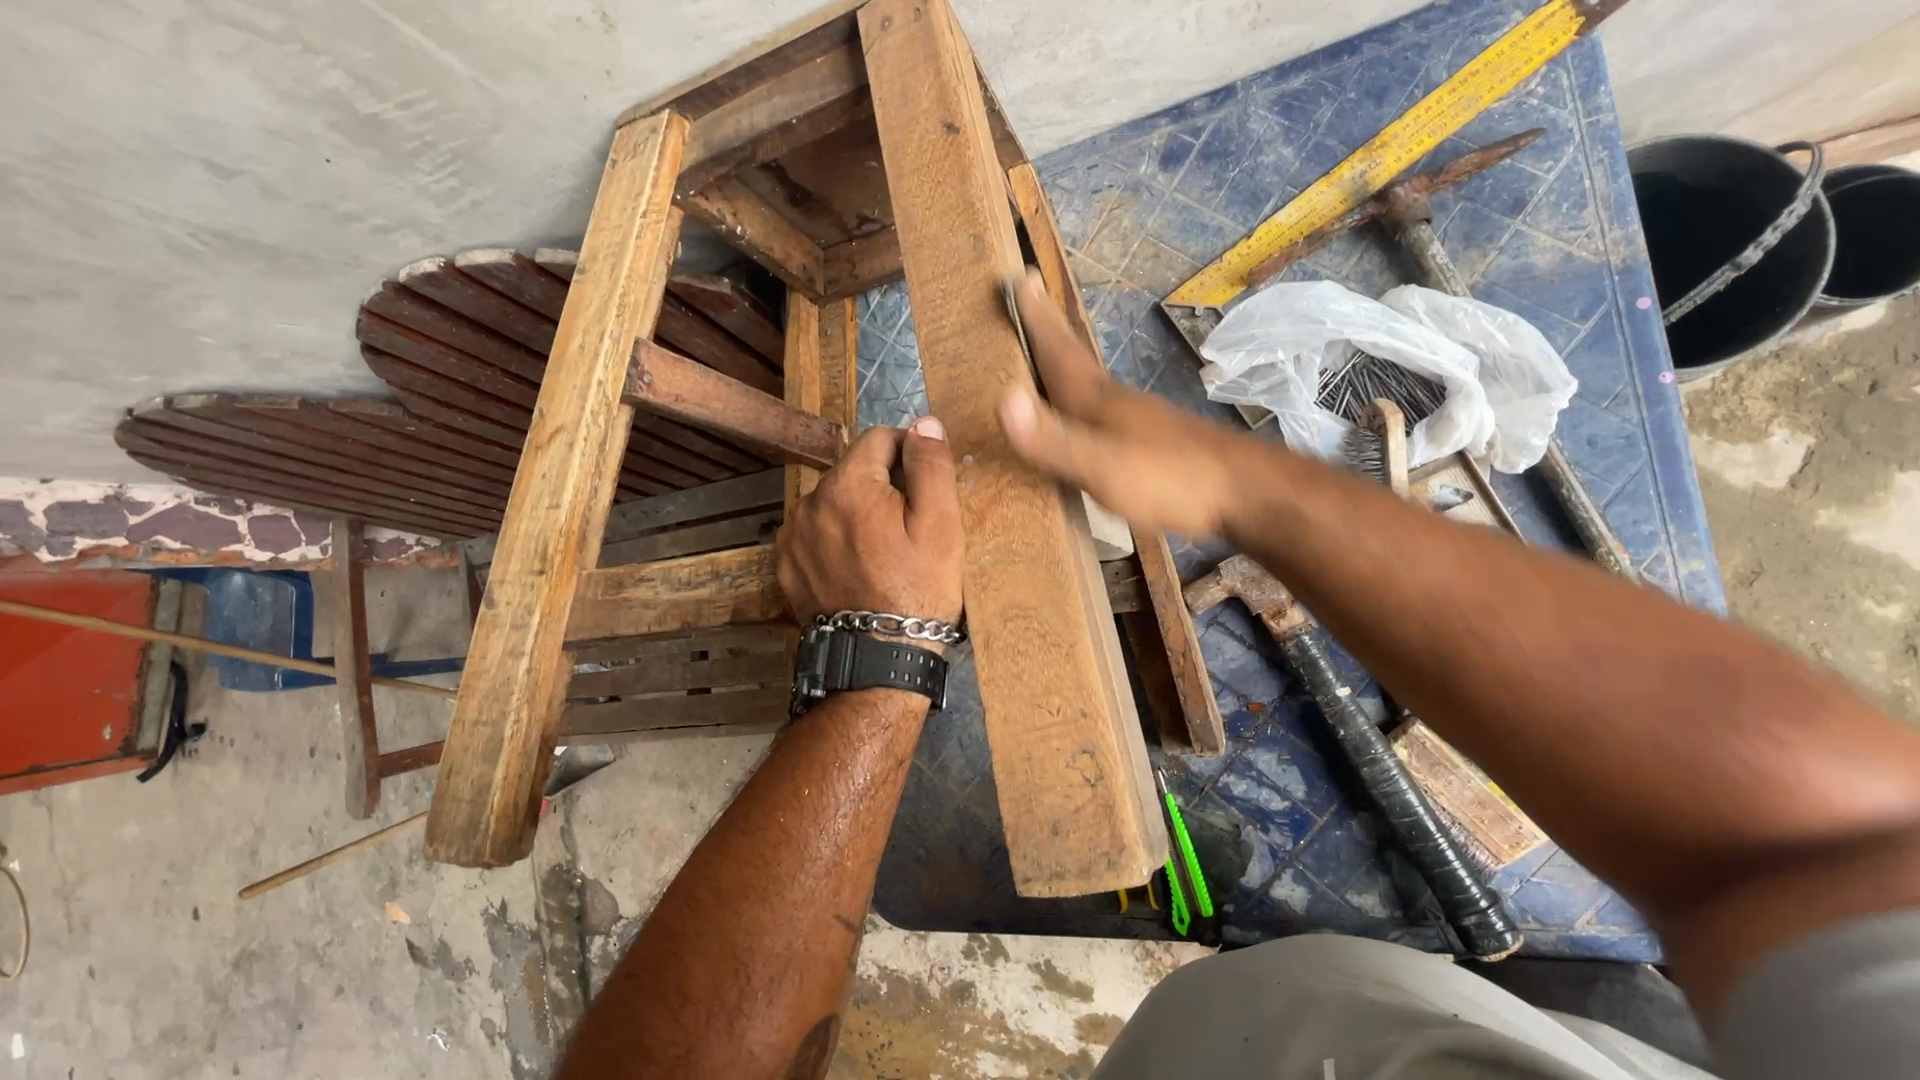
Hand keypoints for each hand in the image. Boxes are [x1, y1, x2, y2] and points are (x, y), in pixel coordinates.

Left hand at [776, 418, 964, 641]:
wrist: (876, 660)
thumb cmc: (916, 589)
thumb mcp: (941, 525)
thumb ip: (931, 465)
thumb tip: (924, 424)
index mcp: (847, 484)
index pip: (879, 438)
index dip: (910, 452)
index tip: (927, 484)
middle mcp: (809, 501)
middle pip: (854, 471)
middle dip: (883, 484)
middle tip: (910, 525)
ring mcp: (792, 535)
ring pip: (833, 502)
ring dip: (857, 511)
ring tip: (883, 550)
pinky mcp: (785, 565)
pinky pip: (815, 533)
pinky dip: (835, 538)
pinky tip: (857, 565)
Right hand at [998, 268, 1247, 537]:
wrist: (1246, 493)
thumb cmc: (1171, 477)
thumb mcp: (1101, 464)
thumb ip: (1053, 438)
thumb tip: (1003, 397)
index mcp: (1097, 402)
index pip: (1059, 352)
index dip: (1038, 318)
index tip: (1023, 274)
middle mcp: (1116, 402)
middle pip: (1076, 358)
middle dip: (1051, 328)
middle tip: (1034, 292)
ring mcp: (1139, 422)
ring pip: (1091, 383)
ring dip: (1069, 362)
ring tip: (1052, 354)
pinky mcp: (1153, 445)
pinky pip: (1104, 412)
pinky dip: (1086, 401)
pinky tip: (1090, 420)